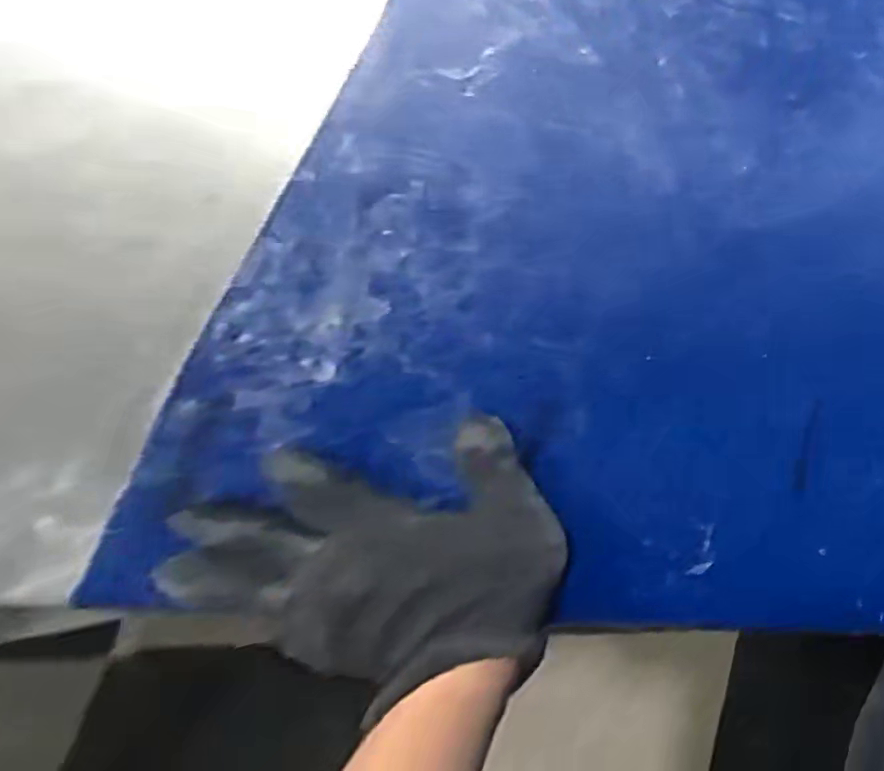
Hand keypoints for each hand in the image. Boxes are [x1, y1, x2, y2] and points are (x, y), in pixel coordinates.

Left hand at [155, 416, 567, 725]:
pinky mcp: (324, 649)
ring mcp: (322, 613)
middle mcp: (336, 565)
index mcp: (381, 528)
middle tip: (181, 517)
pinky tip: (248, 617)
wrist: (467, 662)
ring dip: (212, 579)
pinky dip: (253, 618)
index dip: (299, 475)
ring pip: (253, 591)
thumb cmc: (496, 577)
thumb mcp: (513, 511)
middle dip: (227, 527)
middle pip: (268, 543)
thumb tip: (471, 419)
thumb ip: (491, 466)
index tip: (270, 457)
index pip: (328, 494)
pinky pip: (274, 629)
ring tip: (172, 571)